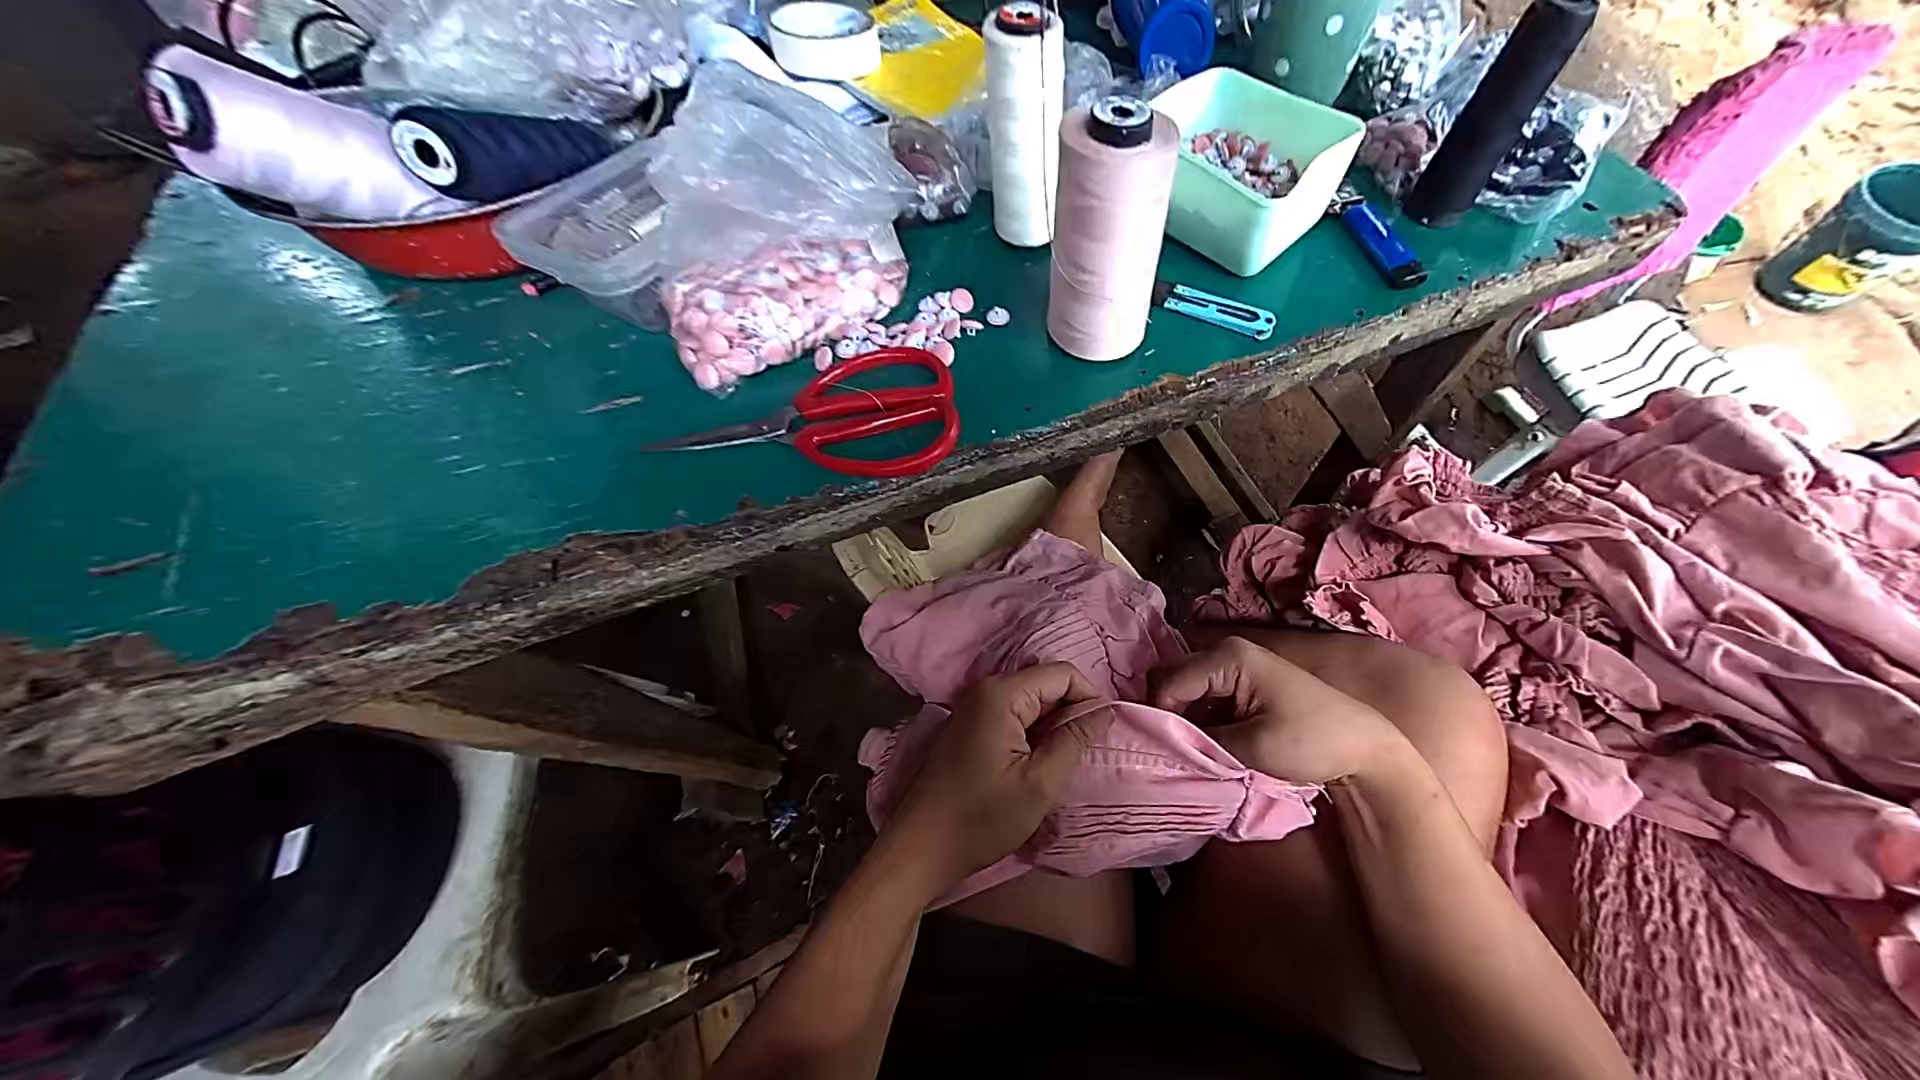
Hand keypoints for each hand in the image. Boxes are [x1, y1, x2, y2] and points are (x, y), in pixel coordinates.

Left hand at [885, 663, 1114, 891]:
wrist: (921, 846)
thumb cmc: (982, 818)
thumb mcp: (1040, 783)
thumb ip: (1073, 739)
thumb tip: (1104, 710)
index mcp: (1002, 695)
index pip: (1062, 674)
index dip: (1089, 698)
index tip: (1101, 734)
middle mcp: (985, 689)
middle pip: (1045, 683)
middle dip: (1071, 711)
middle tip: (1083, 753)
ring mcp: (974, 706)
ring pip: (1031, 700)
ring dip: (1052, 725)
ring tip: (1062, 761)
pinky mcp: (969, 726)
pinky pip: (1013, 714)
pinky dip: (1032, 732)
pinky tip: (1037, 763)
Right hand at [1149, 637, 1410, 784]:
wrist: (1365, 749)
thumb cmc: (1312, 742)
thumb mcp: (1251, 747)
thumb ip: (1199, 742)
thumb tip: (1161, 744)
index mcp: (1228, 657)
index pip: (1168, 682)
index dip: (1157, 716)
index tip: (1158, 751)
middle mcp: (1226, 653)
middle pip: (1172, 680)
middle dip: (1167, 715)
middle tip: (1170, 751)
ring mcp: (1234, 667)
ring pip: (1185, 691)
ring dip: (1183, 720)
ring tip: (1187, 751)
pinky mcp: (1241, 684)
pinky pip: (1203, 698)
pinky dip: (1198, 721)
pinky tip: (1205, 745)